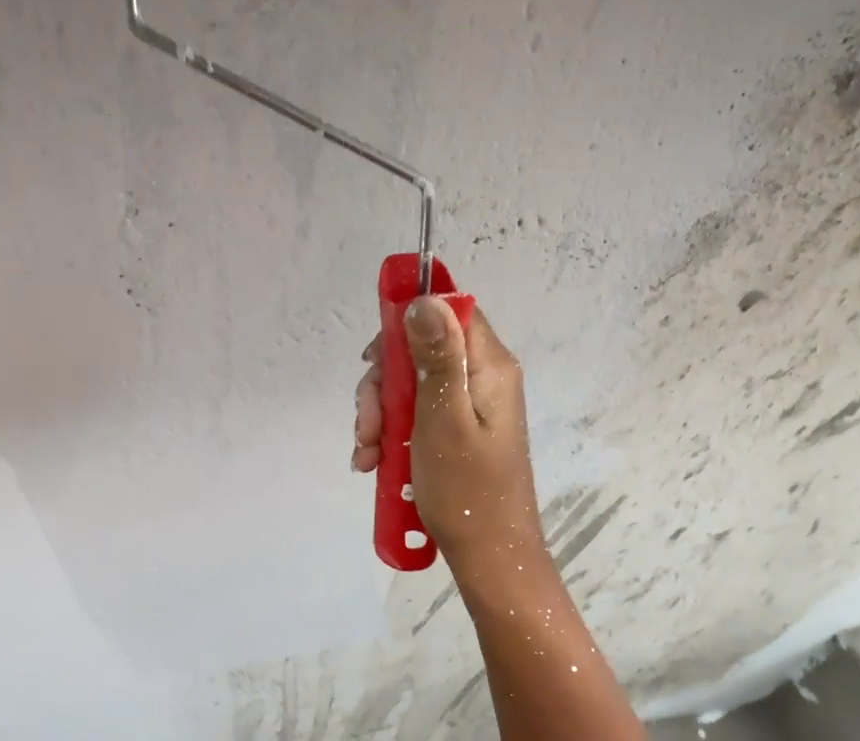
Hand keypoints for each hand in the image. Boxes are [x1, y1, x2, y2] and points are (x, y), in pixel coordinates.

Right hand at [353, 298, 545, 569]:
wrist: (490, 560)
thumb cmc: (468, 490)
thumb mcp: (444, 418)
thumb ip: (436, 357)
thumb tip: (424, 298)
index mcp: (488, 367)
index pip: (450, 310)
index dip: (408, 319)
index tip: (378, 355)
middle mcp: (482, 378)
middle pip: (421, 348)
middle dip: (384, 382)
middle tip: (369, 420)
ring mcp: (468, 405)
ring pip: (410, 383)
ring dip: (380, 413)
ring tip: (369, 451)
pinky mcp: (455, 430)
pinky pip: (413, 413)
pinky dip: (390, 433)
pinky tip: (373, 461)